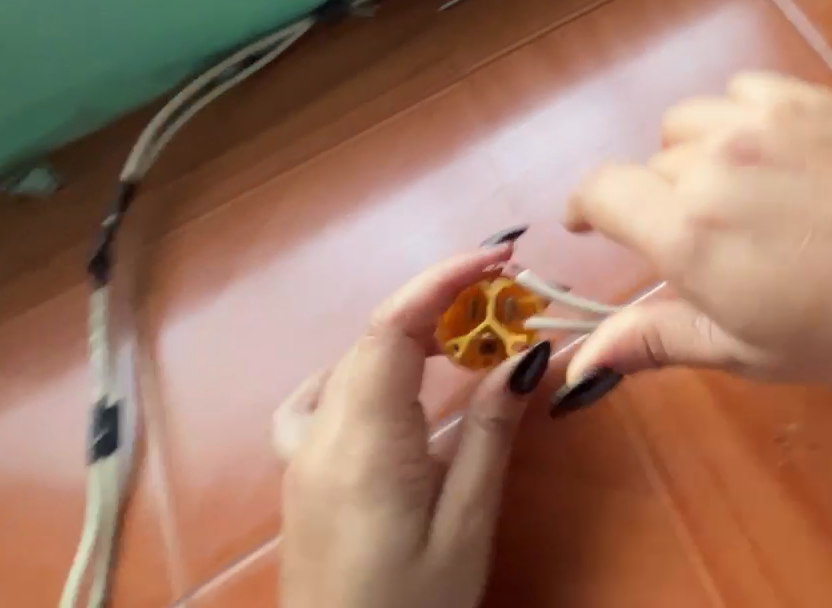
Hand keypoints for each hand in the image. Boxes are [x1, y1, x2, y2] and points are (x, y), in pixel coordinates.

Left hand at [272, 246, 554, 607]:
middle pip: (376, 334)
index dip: (445, 279)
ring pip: (354, 357)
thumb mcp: (466, 520)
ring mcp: (304, 454)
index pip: (393, 328)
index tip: (503, 258)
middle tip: (510, 292)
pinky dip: (371, 360)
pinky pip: (326, 391)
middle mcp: (322, 436)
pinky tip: (398, 378)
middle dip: (444, 296)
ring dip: (415, 325)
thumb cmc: (413, 606)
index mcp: (362, 443)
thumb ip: (489, 429)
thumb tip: (527, 353)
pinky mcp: (305, 472)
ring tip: (472, 329)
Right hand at [563, 71, 831, 389]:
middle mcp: (712, 164)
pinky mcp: (805, 98)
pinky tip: (772, 148)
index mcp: (686, 232)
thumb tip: (580, 359)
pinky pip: (742, 91)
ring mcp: (760, 122)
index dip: (589, 208)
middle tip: (709, 237)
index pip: (600, 191)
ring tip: (738, 187)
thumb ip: (660, 337)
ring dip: (696, 153)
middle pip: (651, 164)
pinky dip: (740, 116)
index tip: (595, 226)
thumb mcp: (749, 349)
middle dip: (661, 200)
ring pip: (690, 121)